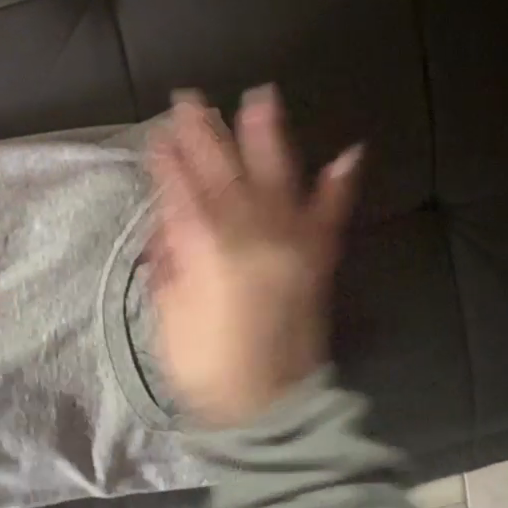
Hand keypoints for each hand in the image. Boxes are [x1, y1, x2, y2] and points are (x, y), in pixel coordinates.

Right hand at [144, 84, 361, 427]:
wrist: (268, 409)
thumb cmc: (204, 368)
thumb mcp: (168, 317)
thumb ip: (169, 265)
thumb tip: (168, 224)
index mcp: (207, 254)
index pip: (182, 195)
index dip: (168, 162)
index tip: (158, 132)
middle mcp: (250, 238)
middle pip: (224, 176)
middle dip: (206, 135)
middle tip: (190, 99)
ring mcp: (289, 245)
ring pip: (275, 180)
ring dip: (267, 138)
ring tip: (261, 98)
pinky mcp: (318, 261)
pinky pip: (329, 218)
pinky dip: (339, 187)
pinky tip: (348, 155)